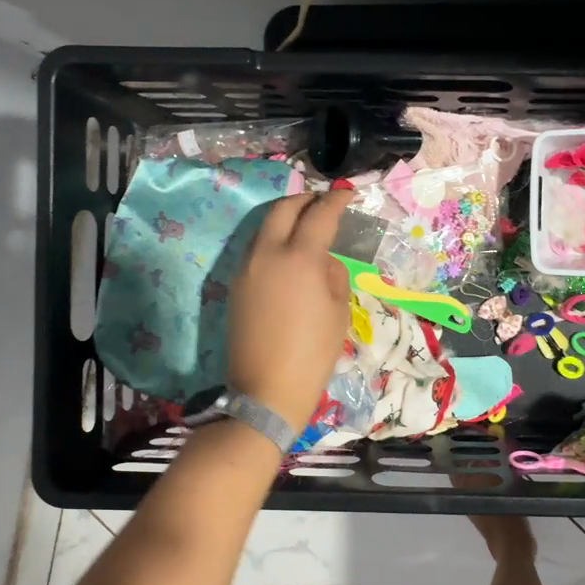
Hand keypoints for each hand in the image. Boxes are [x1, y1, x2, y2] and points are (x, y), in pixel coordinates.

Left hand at [226, 191, 352, 428]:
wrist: (266, 389)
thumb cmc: (313, 352)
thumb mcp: (338, 311)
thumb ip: (333, 274)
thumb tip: (322, 262)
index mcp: (299, 258)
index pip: (319, 214)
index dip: (336, 201)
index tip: (349, 194)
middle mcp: (268, 253)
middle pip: (283, 209)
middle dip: (305, 200)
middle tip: (323, 203)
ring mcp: (246, 268)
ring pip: (264, 227)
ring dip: (285, 218)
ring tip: (305, 224)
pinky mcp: (236, 284)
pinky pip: (256, 249)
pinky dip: (273, 239)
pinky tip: (288, 253)